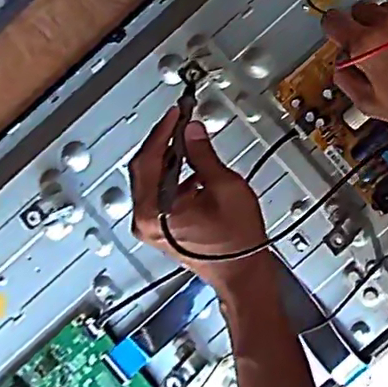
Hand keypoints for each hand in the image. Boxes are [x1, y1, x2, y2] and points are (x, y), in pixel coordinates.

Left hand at [128, 104, 272, 294]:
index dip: (162, 132)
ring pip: (153, 179)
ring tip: (188, 138)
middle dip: (164, 141)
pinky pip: (161, 191)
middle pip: (145, 169)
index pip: (148, 160)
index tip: (175, 114)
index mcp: (154, 212)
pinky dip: (175, 173)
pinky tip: (193, 164)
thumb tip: (192, 131)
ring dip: (170, 156)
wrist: (242, 272)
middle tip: (179, 120)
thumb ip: (204, 155)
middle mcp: (146, 221)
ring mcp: (152, 226)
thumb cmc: (236, 241)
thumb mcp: (224, 186)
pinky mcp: (162, 227)